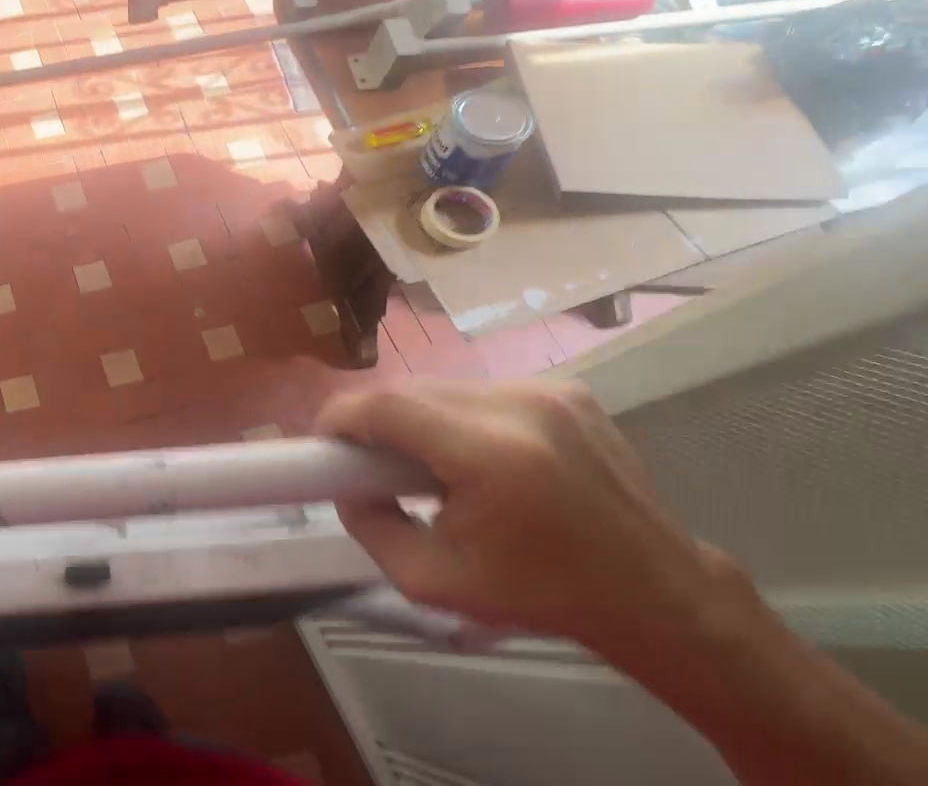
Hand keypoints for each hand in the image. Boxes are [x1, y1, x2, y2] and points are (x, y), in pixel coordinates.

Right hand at [317, 379, 739, 652]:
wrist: (656, 594)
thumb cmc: (541, 593)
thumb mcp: (432, 580)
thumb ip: (370, 527)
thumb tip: (346, 486)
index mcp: (490, 454)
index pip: (384, 405)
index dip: (340, 417)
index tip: (324, 444)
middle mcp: (520, 406)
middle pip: (410, 390)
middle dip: (376, 420)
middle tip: (368, 463)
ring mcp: (549, 390)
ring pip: (443, 386)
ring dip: (417, 416)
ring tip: (425, 463)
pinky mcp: (567, 390)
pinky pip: (481, 390)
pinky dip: (458, 416)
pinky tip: (475, 456)